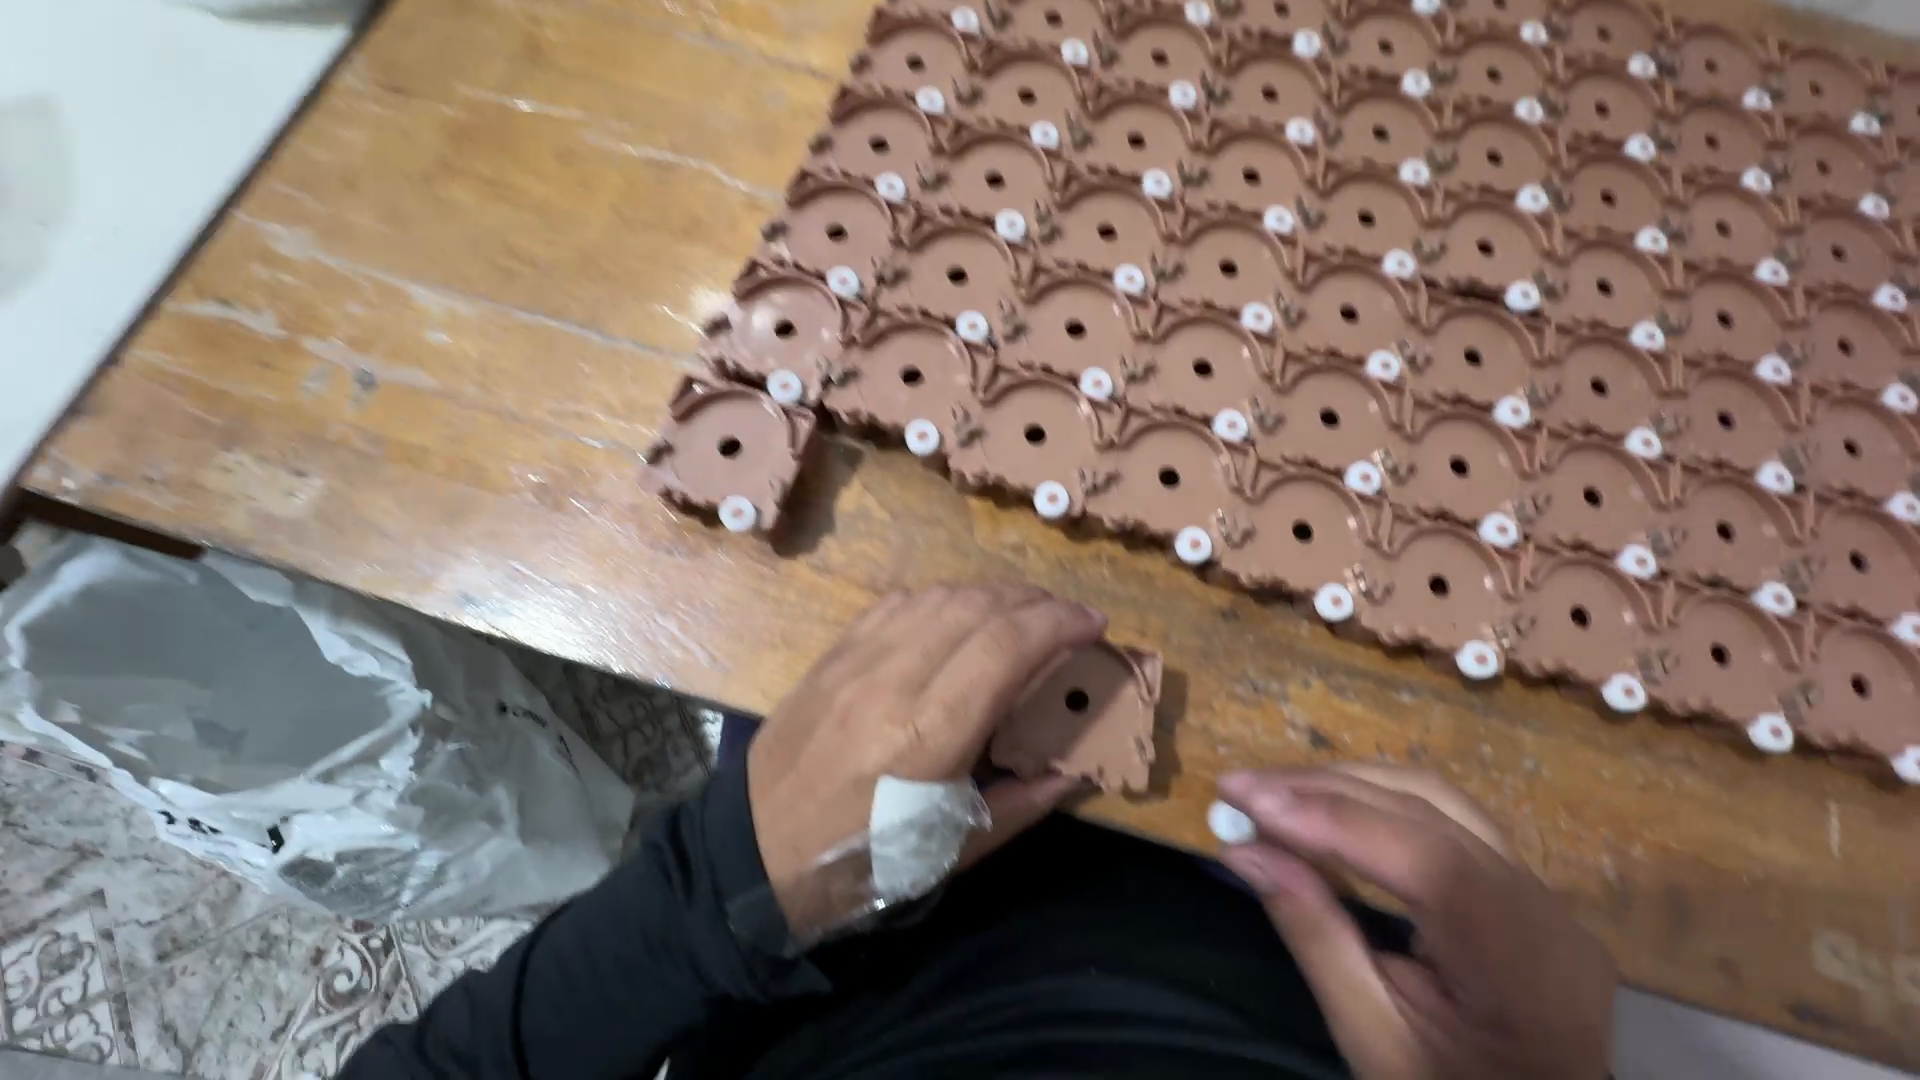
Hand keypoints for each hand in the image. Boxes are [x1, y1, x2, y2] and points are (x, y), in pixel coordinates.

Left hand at [748, 583, 1104, 935]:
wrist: (756, 854)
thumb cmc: (863, 863)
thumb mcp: (950, 851)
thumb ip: (1021, 806)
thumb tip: (1074, 772)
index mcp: (926, 739)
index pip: (1005, 648)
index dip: (1058, 624)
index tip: (1093, 624)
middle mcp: (891, 682)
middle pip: (976, 608)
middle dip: (1034, 600)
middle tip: (1065, 616)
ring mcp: (854, 660)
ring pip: (937, 596)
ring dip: (990, 593)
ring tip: (1022, 611)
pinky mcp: (831, 654)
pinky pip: (896, 603)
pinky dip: (941, 598)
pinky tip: (958, 614)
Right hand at [1215, 765, 1614, 1079]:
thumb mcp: (1373, 1039)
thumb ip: (1314, 936)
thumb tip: (1243, 851)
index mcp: (1522, 969)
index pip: (1429, 862)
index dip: (1333, 820)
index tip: (1246, 801)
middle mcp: (1542, 909)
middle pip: (1427, 812)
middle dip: (1322, 790)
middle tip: (1237, 788)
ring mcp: (1537, 888)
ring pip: (1434, 798)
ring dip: (1344, 784)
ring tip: (1270, 791)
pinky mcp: (1516, 879)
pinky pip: (1441, 814)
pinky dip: (1372, 799)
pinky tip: (1323, 806)